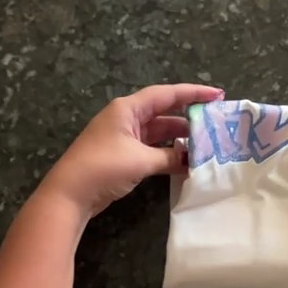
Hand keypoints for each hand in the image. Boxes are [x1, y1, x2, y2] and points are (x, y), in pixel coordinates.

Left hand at [38, 83, 224, 218]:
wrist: (69, 194)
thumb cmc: (103, 168)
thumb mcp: (141, 161)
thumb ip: (170, 157)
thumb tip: (192, 160)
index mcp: (127, 108)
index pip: (166, 94)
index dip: (193, 93)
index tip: (218, 95)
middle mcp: (126, 117)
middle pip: (163, 111)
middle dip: (189, 116)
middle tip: (215, 121)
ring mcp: (123, 136)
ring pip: (158, 131)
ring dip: (179, 137)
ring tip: (206, 143)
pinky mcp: (122, 155)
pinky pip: (151, 147)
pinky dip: (167, 152)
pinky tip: (185, 159)